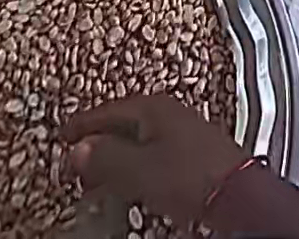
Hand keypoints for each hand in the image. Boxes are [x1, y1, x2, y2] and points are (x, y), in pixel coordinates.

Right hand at [61, 96, 249, 224]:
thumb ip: (107, 158)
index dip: (83, 125)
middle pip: (122, 122)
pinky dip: (133, 162)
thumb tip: (78, 149)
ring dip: (114, 154)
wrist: (236, 192)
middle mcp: (166, 110)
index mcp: (151, 106)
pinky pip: (150, 149)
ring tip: (96, 176)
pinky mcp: (190, 148)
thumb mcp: (140, 170)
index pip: (107, 111)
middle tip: (75, 160)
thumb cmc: (189, 175)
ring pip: (136, 137)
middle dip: (97, 141)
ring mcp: (179, 128)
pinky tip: (131, 180)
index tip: (62, 135)